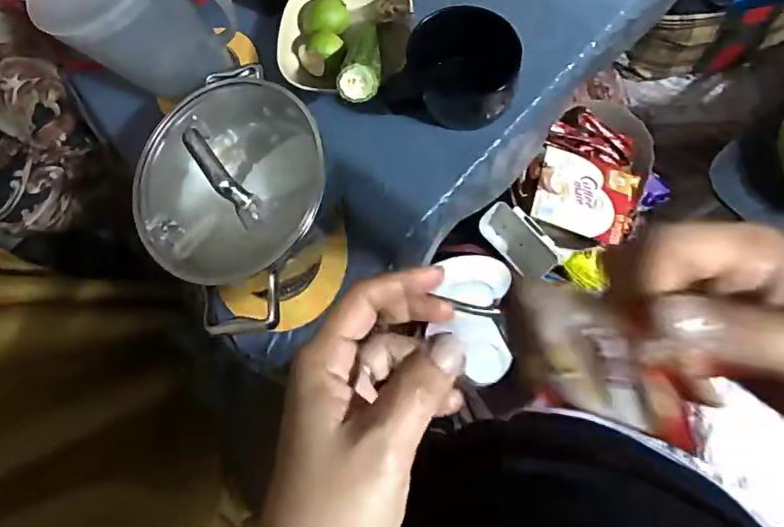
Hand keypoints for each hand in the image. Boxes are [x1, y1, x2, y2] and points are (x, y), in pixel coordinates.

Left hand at [261, 268, 465, 526]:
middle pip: (374, 323)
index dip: (402, 284)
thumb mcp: (384, 444)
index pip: (363, 301)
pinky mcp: (353, 426)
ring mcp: (340, 398)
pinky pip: (389, 390)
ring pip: (386, 358)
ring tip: (461, 373)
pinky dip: (418, 389)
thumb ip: (419, 388)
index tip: (443, 279)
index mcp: (323, 361)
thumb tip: (455, 342)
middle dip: (414, 315)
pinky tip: (448, 401)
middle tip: (456, 315)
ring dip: (422, 360)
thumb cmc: (339, 503)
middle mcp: (328, 370)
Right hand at [616, 224, 783, 525]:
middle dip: (636, 314)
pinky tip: (693, 393)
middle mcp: (725, 266)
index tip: (652, 345)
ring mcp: (721, 306)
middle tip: (656, 369)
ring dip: (645, 342)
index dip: (646, 286)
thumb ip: (744, 332)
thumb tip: (655, 320)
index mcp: (751, 247)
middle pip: (644, 267)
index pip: (666, 245)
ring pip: (647, 303)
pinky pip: (665, 339)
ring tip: (680, 389)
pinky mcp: (720, 344)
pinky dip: (661, 363)